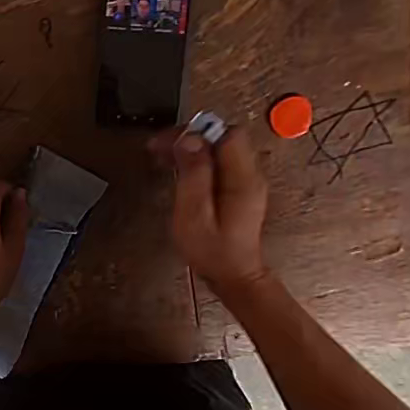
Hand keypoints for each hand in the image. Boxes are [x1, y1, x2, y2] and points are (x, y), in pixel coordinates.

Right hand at [161, 126, 271, 297]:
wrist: (234, 277)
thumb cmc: (212, 251)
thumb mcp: (195, 214)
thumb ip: (193, 175)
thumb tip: (188, 140)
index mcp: (242, 179)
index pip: (227, 134)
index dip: (196, 132)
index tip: (168, 143)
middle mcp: (249, 175)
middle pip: (223, 137)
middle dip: (190, 136)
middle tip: (161, 148)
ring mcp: (246, 181)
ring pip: (219, 147)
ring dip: (191, 147)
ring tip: (163, 157)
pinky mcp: (238, 188)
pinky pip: (219, 161)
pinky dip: (197, 159)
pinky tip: (178, 168)